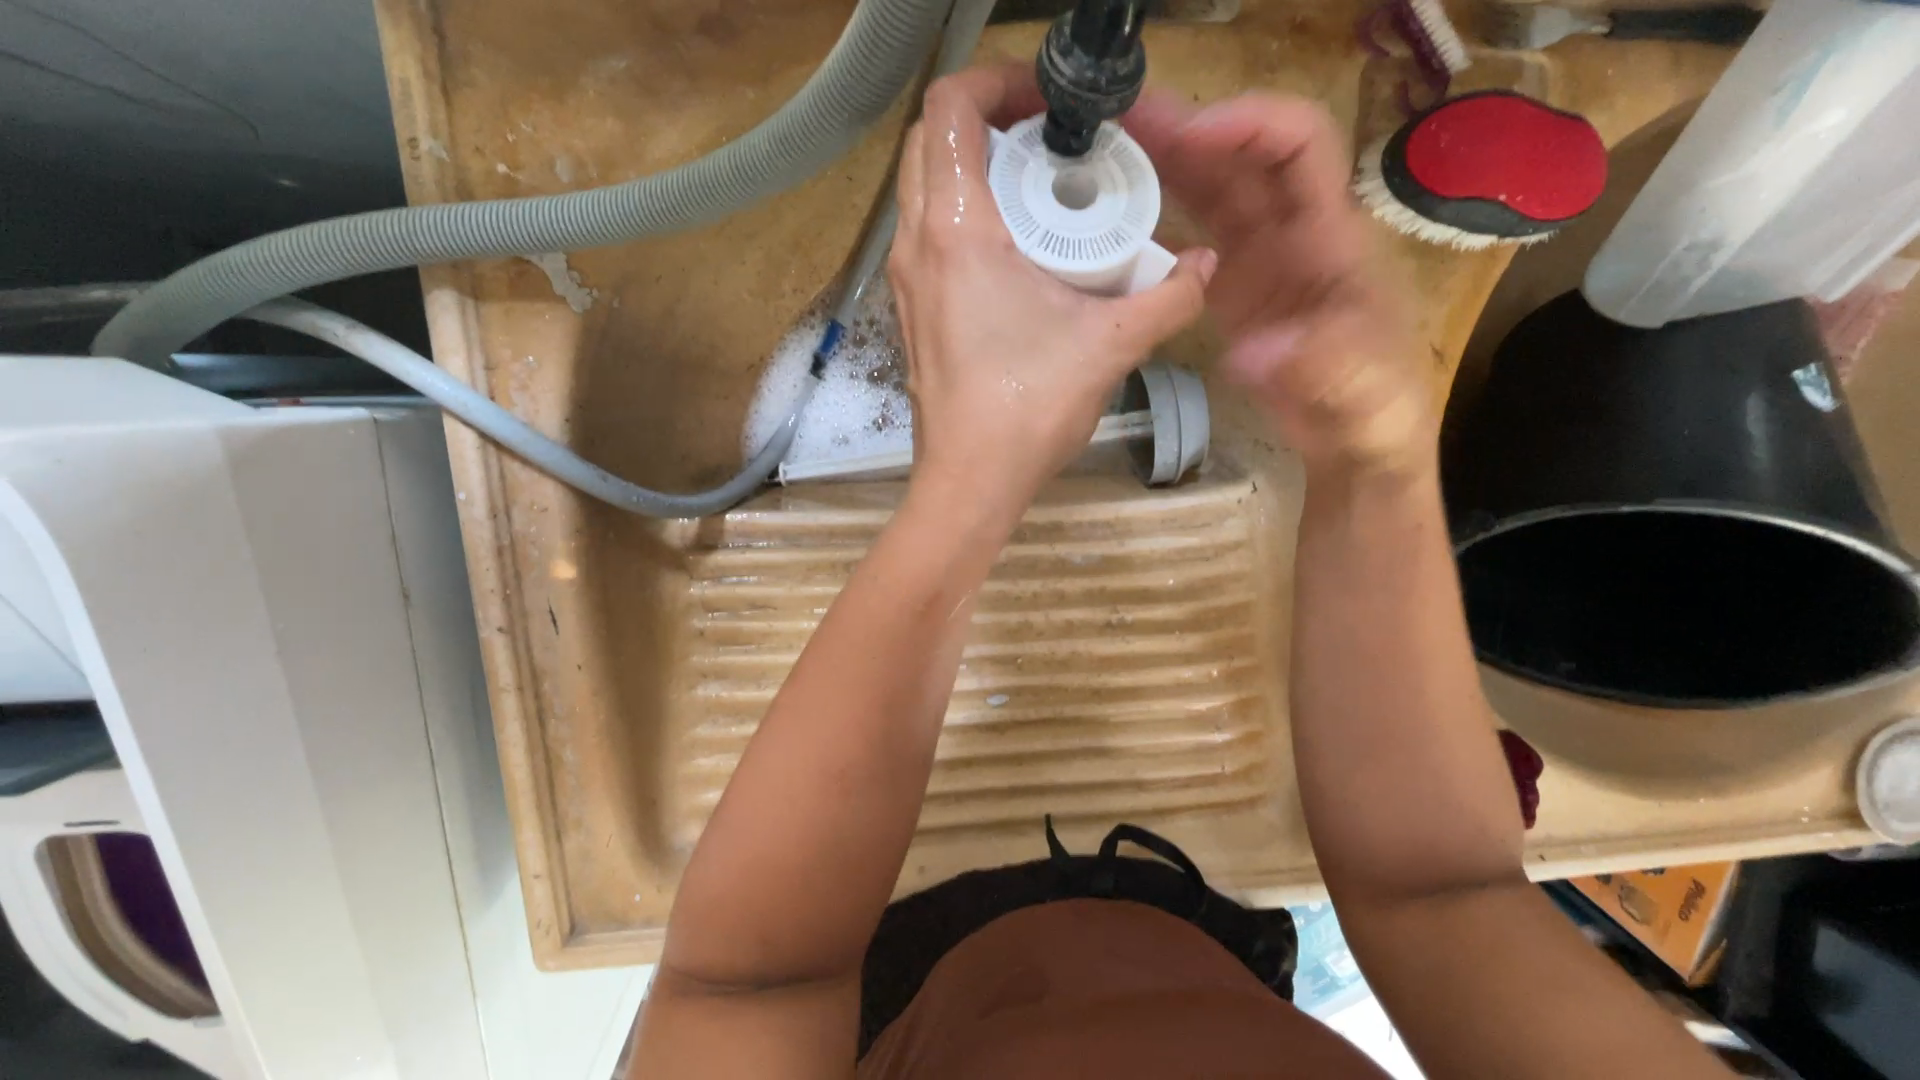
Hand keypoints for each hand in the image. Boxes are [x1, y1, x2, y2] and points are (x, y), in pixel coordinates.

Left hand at [889, 66, 1215, 520]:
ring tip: (1038, 188)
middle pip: (932, 139)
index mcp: (956, 230)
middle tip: (1050, 141)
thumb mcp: (1110, 345)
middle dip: (989, 121)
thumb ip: (1169, 297)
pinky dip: (965, 212)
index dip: (997, 82)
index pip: (951, 108)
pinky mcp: (911, 307)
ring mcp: (905, 277)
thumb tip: (1205, 265)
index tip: (1049, 102)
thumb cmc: (1027, 408)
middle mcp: (916, 242)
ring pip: (925, 186)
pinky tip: (1018, 246)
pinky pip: (928, 230)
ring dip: (976, 168)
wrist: (969, 481)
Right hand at [1125, 92, 1433, 478]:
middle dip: (1188, 129)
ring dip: (1166, 163)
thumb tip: (1255, 351)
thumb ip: (1324, 367)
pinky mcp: (1235, 290)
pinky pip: (1195, 236)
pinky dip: (1161, 216)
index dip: (1248, 126)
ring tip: (1108, 146)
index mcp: (1332, 237)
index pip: (1300, 147)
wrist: (1357, 443)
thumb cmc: (1377, 413)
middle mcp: (1294, 233)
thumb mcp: (1367, 395)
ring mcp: (1261, 260)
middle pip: (1242, 157)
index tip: (1189, 135)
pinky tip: (1122, 212)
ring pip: (1213, 190)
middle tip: (1121, 120)